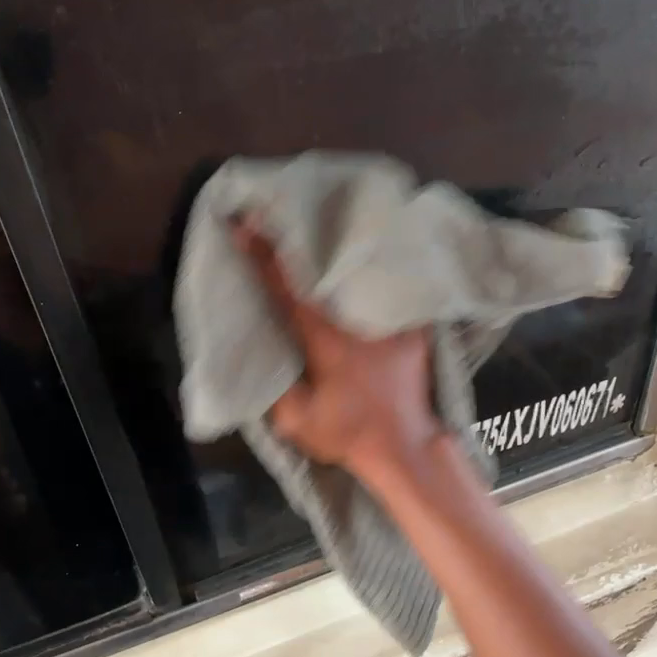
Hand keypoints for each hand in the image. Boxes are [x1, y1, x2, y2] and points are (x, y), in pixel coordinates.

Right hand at [231, 218, 444, 482]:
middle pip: (325, 268)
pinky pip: (388, 288)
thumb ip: (275, 386)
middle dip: (297, 238)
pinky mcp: (413, 325)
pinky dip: (372, 270)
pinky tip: (362, 253)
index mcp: (326, 338)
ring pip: (359, 273)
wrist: (406, 447)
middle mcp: (359, 319)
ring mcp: (390, 319)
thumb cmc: (348, 435)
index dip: (264, 255)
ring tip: (317, 222)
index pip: (288, 287)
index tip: (243, 224)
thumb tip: (263, 356)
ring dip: (335, 250)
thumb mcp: (296, 421)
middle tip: (275, 208)